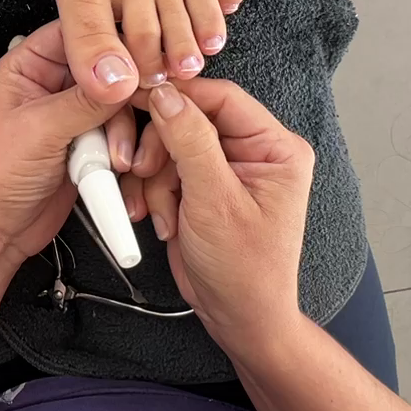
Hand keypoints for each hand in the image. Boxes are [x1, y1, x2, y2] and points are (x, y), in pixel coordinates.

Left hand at [0, 22, 134, 262]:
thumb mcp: (39, 131)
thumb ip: (83, 101)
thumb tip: (125, 74)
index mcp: (28, 66)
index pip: (75, 32)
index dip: (108, 42)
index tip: (138, 58)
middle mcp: (52, 84)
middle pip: (105, 68)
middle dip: (121, 95)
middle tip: (131, 115)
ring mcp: (72, 114)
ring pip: (118, 103)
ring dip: (122, 130)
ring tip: (114, 159)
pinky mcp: (89, 143)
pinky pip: (120, 133)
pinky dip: (124, 147)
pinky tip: (118, 166)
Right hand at [129, 79, 311, 351]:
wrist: (235, 318)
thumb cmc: (244, 269)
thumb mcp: (216, 202)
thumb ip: (190, 142)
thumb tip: (164, 93)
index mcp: (273, 145)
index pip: (220, 97)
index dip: (178, 95)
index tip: (138, 96)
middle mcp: (249, 148)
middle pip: (186, 117)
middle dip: (159, 148)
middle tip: (141, 170)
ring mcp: (219, 166)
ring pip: (166, 143)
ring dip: (152, 177)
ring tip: (156, 212)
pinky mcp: (195, 183)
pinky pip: (159, 167)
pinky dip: (150, 191)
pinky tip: (154, 218)